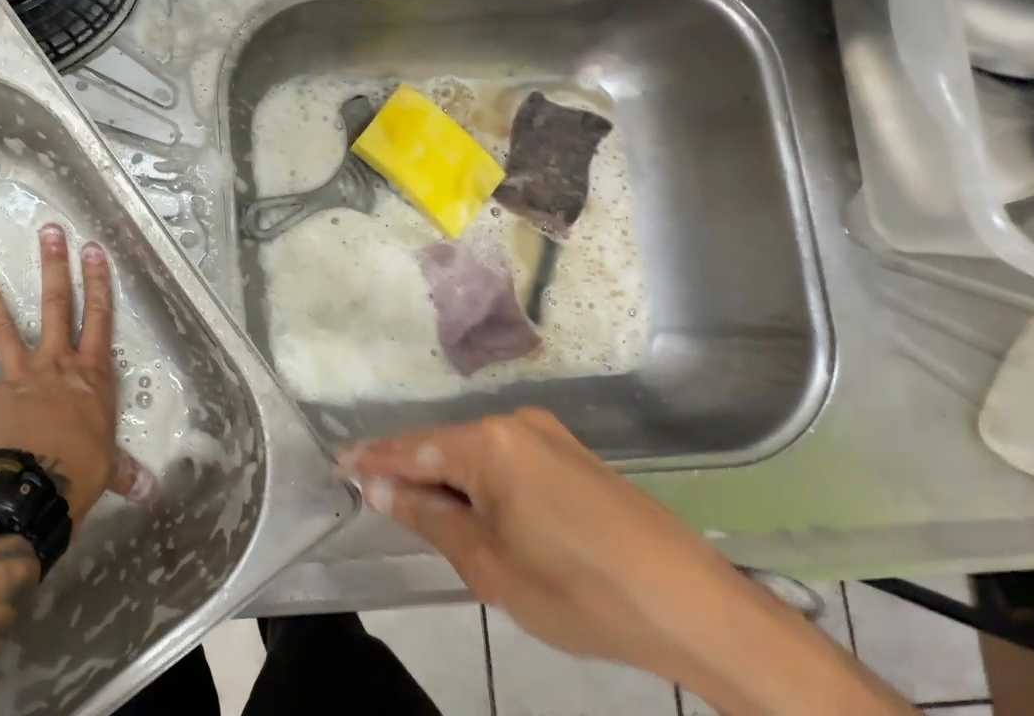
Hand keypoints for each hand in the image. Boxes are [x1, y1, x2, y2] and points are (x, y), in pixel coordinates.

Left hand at [0, 224, 152, 525]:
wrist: (35, 488)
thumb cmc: (81, 471)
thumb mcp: (110, 466)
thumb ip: (126, 470)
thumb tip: (149, 490)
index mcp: (90, 375)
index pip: (99, 319)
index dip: (98, 283)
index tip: (92, 249)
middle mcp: (56, 365)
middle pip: (56, 306)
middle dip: (54, 267)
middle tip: (48, 231)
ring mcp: (20, 377)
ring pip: (4, 328)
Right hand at [343, 409, 911, 715]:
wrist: (694, 608)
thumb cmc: (579, 592)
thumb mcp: (489, 564)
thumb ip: (428, 517)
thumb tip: (378, 487)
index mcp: (490, 444)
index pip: (411, 448)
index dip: (373, 461)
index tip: (338, 464)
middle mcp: (517, 424)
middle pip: (443, 444)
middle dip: (408, 470)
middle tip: (373, 496)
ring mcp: (551, 437)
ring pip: (476, 452)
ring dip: (447, 478)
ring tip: (420, 509)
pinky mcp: (575, 458)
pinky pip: (507, 460)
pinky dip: (482, 481)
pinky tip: (475, 508)